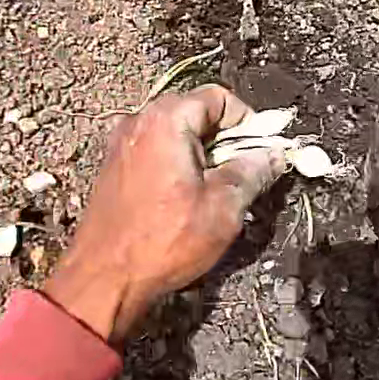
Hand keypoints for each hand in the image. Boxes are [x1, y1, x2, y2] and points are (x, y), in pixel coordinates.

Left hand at [44, 86, 285, 345]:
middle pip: (198, 113)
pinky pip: (160, 152)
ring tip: (222, 191)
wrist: (103, 282)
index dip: (248, 121)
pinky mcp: (117, 169)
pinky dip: (184, 165)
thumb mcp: (225, 205)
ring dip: (208, 154)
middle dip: (230, 139)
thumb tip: (275, 154)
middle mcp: (139, 123)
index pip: (219, 97)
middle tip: (248, 172)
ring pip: (180, 134)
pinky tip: (193, 199)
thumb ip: (254, 170)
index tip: (262, 150)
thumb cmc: (164, 241)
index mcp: (165, 122)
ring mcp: (123, 146)